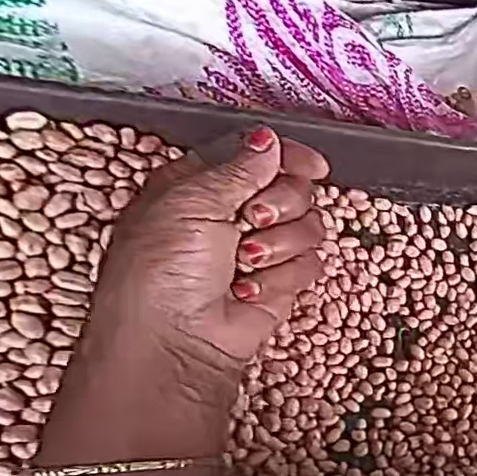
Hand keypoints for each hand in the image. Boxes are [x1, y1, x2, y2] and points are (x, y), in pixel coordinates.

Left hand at [87, 126, 330, 389]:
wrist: (178, 336)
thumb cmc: (164, 268)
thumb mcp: (191, 202)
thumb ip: (238, 168)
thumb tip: (268, 139)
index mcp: (205, 183)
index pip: (260, 156)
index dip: (289, 157)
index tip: (313, 165)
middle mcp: (237, 213)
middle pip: (294, 190)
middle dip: (281, 206)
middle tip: (253, 221)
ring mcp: (264, 248)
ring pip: (309, 228)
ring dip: (280, 246)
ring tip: (246, 264)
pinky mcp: (284, 281)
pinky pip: (312, 265)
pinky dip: (284, 278)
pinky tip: (252, 289)